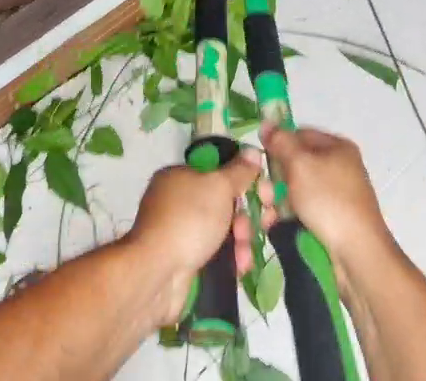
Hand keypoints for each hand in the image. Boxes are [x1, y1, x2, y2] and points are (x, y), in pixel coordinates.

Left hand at [124, 152, 263, 323]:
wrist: (157, 273)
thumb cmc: (189, 220)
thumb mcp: (218, 187)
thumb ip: (239, 170)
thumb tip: (252, 151)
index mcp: (181, 175)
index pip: (221, 169)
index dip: (247, 180)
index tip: (267, 193)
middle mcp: (179, 199)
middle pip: (225, 199)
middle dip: (247, 214)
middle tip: (265, 222)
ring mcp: (182, 229)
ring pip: (223, 227)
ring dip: (242, 238)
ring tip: (245, 252)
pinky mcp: (186, 256)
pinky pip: (216, 249)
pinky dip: (231, 255)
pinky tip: (240, 265)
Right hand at [258, 125, 395, 272]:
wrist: (357, 253)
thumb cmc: (329, 200)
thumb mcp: (300, 164)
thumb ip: (281, 142)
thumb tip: (267, 123)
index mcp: (338, 148)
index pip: (300, 134)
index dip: (278, 143)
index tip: (260, 157)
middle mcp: (339, 168)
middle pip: (296, 164)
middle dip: (275, 178)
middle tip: (264, 192)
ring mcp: (335, 196)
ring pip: (295, 190)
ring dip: (277, 200)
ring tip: (269, 213)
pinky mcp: (330, 221)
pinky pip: (302, 211)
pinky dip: (287, 216)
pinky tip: (275, 225)